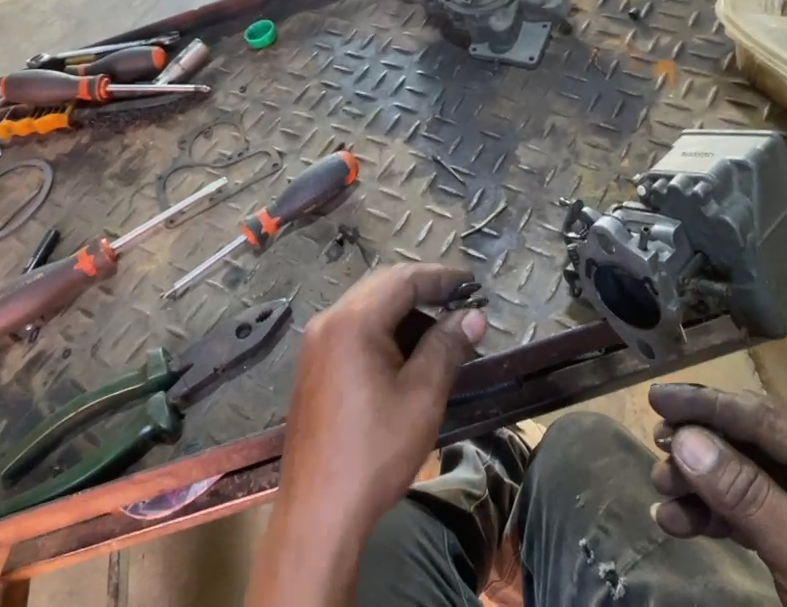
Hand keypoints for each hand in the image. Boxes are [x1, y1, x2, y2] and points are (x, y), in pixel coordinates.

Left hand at [247, 264, 485, 606]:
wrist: (320, 509)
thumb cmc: (375, 450)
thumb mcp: (422, 396)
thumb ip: (447, 347)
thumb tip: (473, 316)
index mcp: (352, 322)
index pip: (402, 280)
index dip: (441, 278)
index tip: (472, 284)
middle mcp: (327, 323)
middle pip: (381, 289)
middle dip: (423, 294)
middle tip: (461, 307)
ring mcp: (315, 346)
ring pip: (367, 311)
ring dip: (404, 317)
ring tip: (442, 340)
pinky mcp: (313, 368)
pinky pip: (352, 334)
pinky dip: (384, 335)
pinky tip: (408, 360)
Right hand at [648, 384, 786, 606]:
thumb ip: (744, 493)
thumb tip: (684, 439)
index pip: (765, 418)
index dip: (707, 404)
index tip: (656, 396)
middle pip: (749, 442)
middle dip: (699, 444)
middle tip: (656, 445)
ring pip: (742, 476)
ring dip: (699, 482)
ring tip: (661, 489)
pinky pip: (747, 511)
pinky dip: (711, 514)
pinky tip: (675, 522)